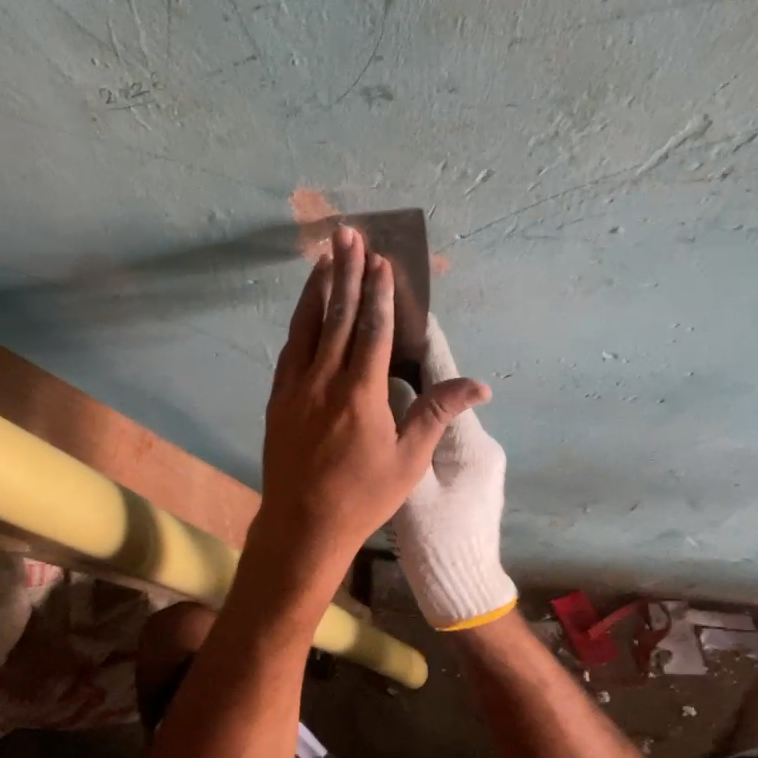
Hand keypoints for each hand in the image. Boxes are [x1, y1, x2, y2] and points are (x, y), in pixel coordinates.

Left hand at [258, 226, 491, 562]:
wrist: (301, 523)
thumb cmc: (362, 496)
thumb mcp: (408, 460)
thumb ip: (436, 414)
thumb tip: (479, 386)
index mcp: (360, 393)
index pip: (371, 330)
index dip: (376, 291)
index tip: (378, 258)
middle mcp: (324, 380)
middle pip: (336, 315)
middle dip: (345, 272)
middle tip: (348, 234)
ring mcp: (295, 386)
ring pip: (306, 325)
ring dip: (317, 288)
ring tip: (325, 256)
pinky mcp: (278, 396)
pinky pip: (290, 347)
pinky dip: (300, 321)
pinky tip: (306, 307)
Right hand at [388, 316, 516, 629]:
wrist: (463, 591)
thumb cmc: (436, 542)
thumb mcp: (413, 489)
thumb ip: (410, 433)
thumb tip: (394, 384)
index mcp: (465, 440)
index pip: (444, 376)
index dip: (425, 339)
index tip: (403, 302)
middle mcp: (475, 439)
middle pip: (441, 384)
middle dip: (412, 352)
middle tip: (381, 320)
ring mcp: (470, 455)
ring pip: (436, 405)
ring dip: (409, 379)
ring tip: (376, 352)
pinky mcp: (461, 469)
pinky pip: (434, 425)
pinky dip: (412, 407)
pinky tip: (384, 399)